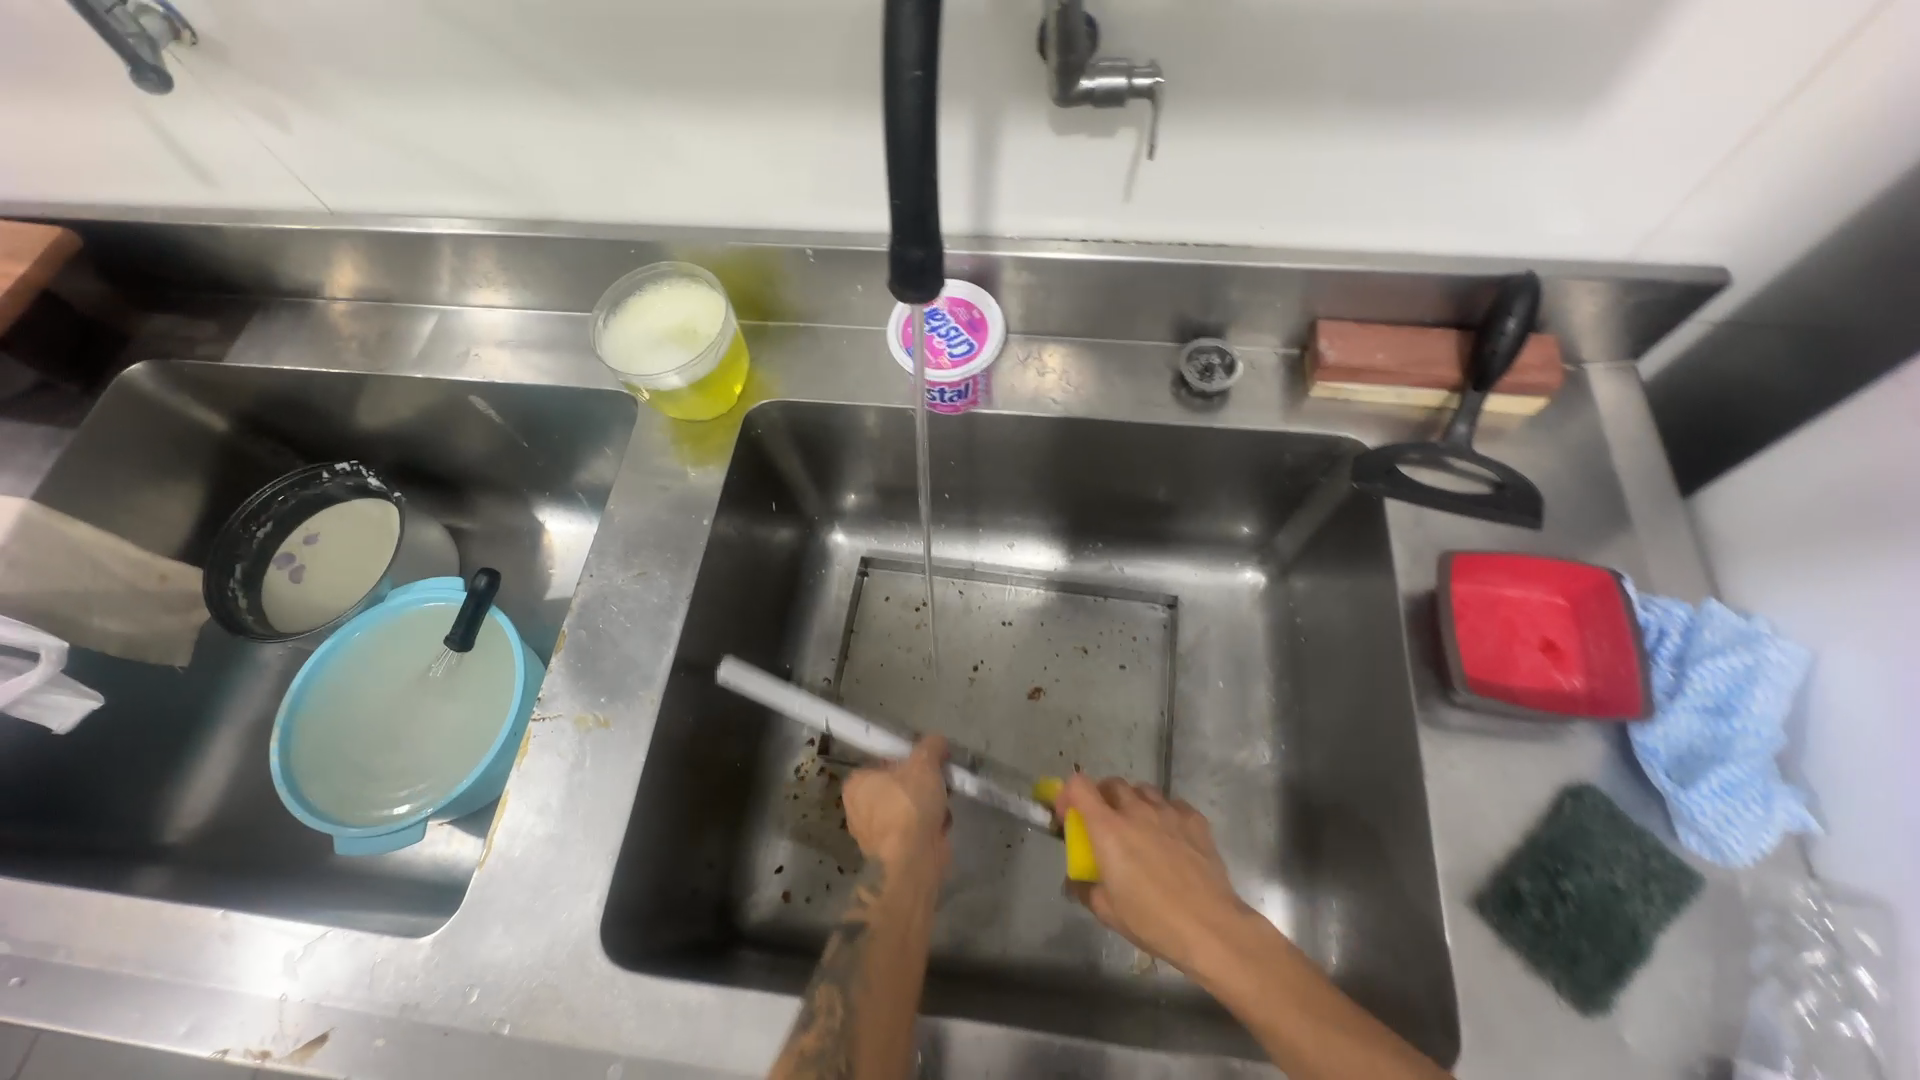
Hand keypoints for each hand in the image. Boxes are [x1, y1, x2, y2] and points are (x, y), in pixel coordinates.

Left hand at [843, 735, 951, 874]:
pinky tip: (939, 826)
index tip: (927, 764)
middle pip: (897, 787)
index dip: (907, 761)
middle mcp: (857, 810)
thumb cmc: (909, 804)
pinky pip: (912, 831)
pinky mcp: (891, 854)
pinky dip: (927, 827)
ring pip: (907, 810)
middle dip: (921, 786)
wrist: (913, 859)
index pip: (882, 763)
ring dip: (928, 807)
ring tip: (942, 805)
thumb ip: (931, 745)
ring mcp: (873, 835)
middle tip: (939, 783)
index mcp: (855, 784)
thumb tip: (937, 740)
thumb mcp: (924, 763)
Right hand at [1056, 774, 1254, 974]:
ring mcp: (1169, 812)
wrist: (1210, 927)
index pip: (1079, 786)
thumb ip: (1086, 888)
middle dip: (1102, 798)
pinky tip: (1170, 838)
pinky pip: (1173, 805)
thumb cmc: (1153, 921)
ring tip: (1138, 829)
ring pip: (1143, 790)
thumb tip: (1078, 881)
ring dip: (1133, 803)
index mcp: (1108, 829)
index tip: (1068, 815)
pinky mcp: (1195, 820)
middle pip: (1112, 784)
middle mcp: (1137, 810)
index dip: (1068, 795)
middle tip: (1103, 825)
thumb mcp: (1107, 911)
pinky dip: (1164, 813)